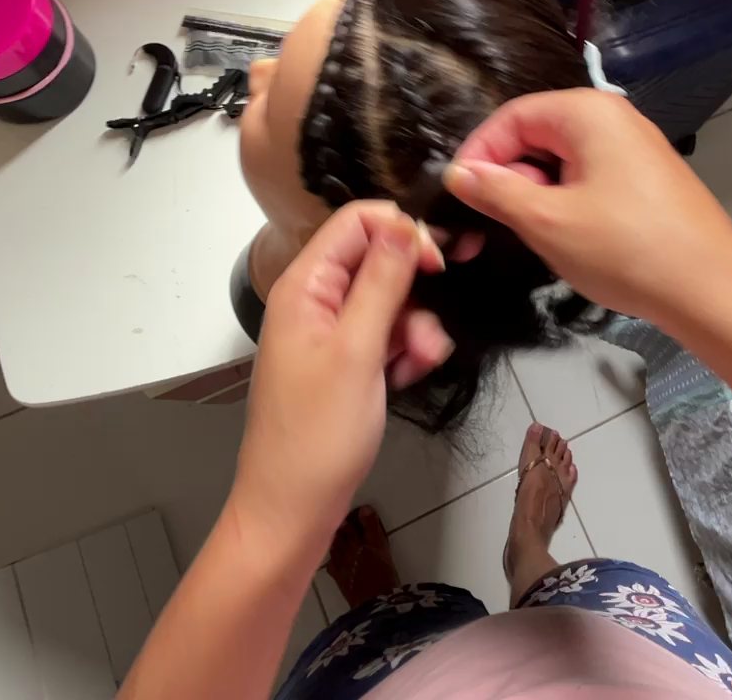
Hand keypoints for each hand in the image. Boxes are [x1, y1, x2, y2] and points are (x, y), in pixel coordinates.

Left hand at [228, 202, 449, 556]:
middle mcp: (315, 299)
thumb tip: (404, 221)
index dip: (401, 231)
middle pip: (378, 260)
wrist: (293, 511)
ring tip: (422, 363)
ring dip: (415, 326)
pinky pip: (386, 333)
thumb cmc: (319, 434)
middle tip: (434, 328)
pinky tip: (409, 376)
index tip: (437, 262)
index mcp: (305, 285)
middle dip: (415, 290)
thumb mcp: (358, 350)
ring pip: (390, 300)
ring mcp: (330, 330)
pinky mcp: (346, 358)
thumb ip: (383, 280)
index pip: (357, 222)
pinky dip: (405, 350)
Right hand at [443, 88, 731, 332]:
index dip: (479, 153)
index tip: (459, 194)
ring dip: (537, 191)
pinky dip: (568, 198)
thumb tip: (461, 173)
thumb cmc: (623, 249)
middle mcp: (614, 116)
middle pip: (539, 133)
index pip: (512, 117)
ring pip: (564, 158)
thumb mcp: (546, 220)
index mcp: (587, 112)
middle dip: (509, 174)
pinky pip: (592, 174)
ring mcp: (637, 146)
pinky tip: (569, 234)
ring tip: (532, 232)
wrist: (711, 291)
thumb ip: (496, 190)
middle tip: (494, 220)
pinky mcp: (649, 176)